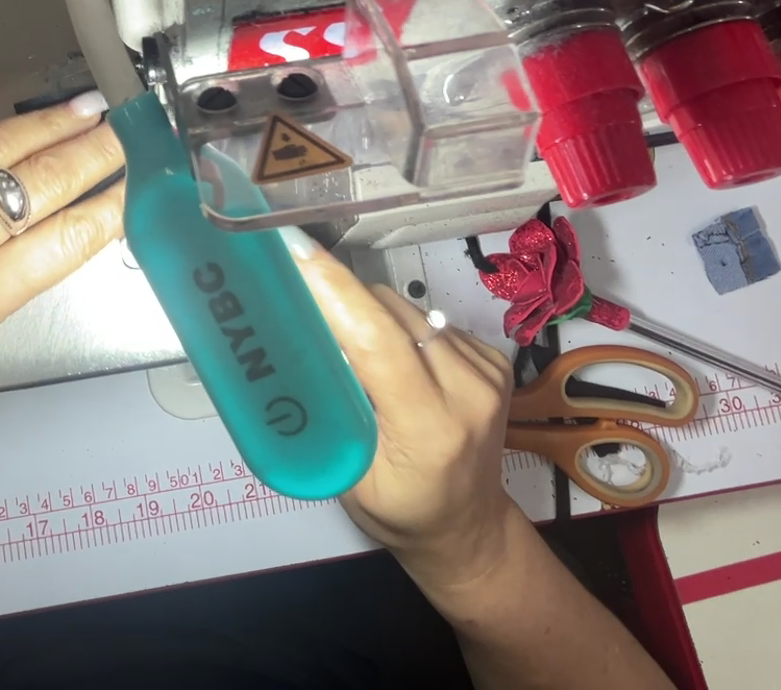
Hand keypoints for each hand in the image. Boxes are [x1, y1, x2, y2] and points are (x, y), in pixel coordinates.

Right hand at [284, 230, 522, 612]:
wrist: (469, 528)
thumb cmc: (400, 512)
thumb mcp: (347, 476)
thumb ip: (325, 411)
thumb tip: (288, 342)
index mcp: (429, 427)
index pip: (376, 339)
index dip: (333, 289)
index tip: (294, 250)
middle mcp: (467, 389)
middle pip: (388, 312)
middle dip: (339, 296)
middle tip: (297, 294)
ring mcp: (486, 370)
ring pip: (405, 307)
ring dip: (367, 311)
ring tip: (344, 340)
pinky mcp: (492, 358)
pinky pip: (425, 319)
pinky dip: (396, 325)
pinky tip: (388, 356)